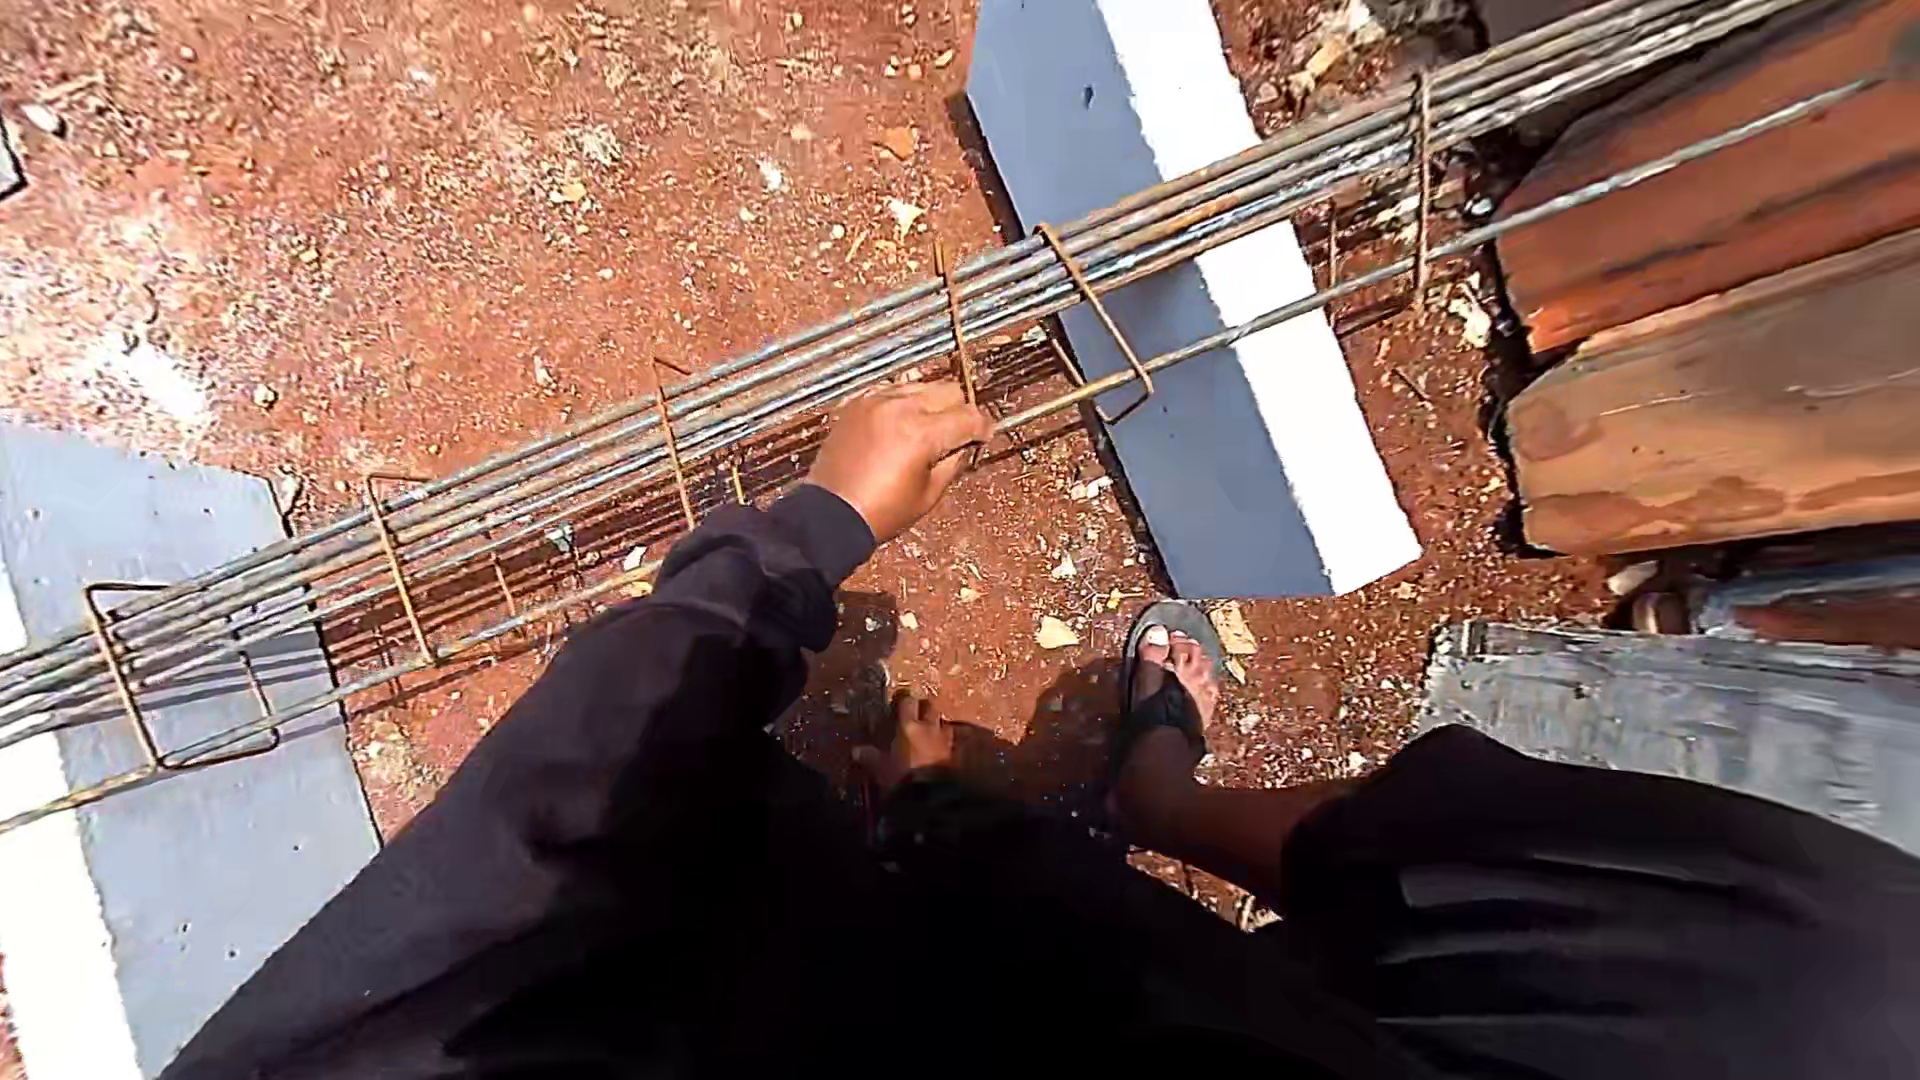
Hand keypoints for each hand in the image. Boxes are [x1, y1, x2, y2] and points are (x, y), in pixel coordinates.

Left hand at [806, 380, 990, 541]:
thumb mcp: (929, 494)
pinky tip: (903, 425)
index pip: (968, 416)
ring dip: (932, 404)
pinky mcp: (857, 405)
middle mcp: (899, 408)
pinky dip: (904, 404)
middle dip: (960, 410)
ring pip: (920, 385)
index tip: (984, 435)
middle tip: (958, 432)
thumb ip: (953, 462)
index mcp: (921, 434)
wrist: (830, 515)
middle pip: (949, 389)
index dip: (983, 427)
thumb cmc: (880, 512)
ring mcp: (875, 402)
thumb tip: (965, 443)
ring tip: (929, 429)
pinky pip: (892, 391)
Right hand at [852, 691, 956, 789]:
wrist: (930, 796)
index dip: (904, 701)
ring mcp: (944, 740)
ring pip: (943, 723)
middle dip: (924, 708)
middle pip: (930, 707)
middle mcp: (929, 727)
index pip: (908, 702)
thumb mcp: (881, 767)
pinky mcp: (954, 755)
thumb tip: (856, 750)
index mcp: (909, 725)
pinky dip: (945, 743)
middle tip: (917, 714)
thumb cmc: (901, 776)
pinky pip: (950, 742)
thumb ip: (869, 756)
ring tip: (930, 731)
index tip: (899, 703)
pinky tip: (939, 749)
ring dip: (937, 725)